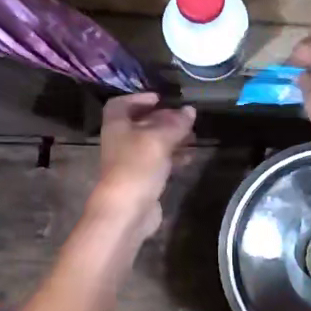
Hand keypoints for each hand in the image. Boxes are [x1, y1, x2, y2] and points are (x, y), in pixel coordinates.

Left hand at [91, 92, 195, 237]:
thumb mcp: (159, 138)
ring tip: (193, 137)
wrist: (126, 211)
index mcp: (116, 125)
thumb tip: (189, 110)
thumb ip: (175, 123)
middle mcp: (120, 141)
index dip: (139, 98)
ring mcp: (130, 162)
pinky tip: (190, 157)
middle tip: (185, 118)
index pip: (121, 104)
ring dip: (172, 138)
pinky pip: (159, 163)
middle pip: (140, 124)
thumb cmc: (137, 165)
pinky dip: (173, 158)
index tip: (160, 99)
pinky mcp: (142, 181)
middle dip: (163, 119)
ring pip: (152, 144)